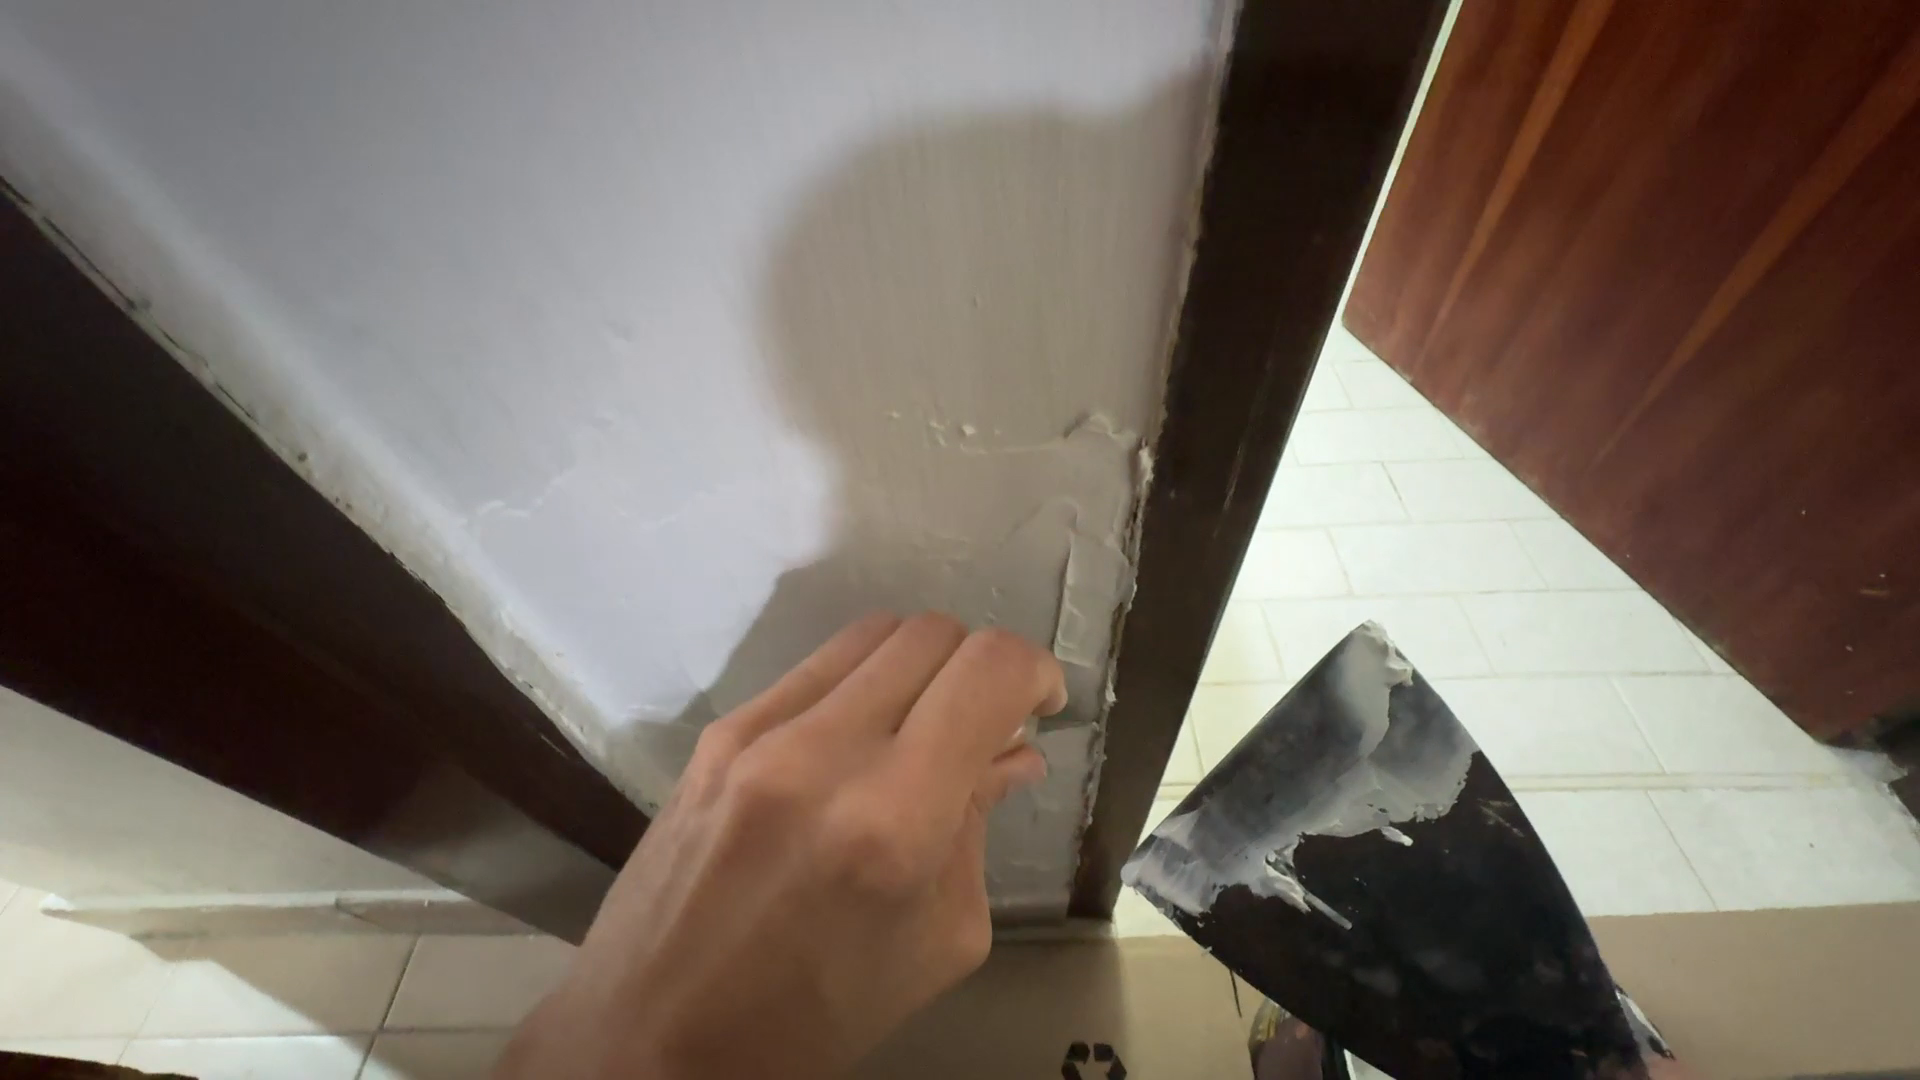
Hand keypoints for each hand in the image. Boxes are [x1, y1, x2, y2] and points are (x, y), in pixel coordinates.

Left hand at [497, 612, 1065, 1079]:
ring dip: (925, 663)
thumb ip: (979, 823)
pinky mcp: (723, 729)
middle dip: (982, 665)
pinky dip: (867, 680)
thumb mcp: (938, 937)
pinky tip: (865, 730)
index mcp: (895, 819)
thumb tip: (1012, 750)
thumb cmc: (818, 1011)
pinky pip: (822, 664)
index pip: (989, 672)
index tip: (1041, 703)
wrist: (653, 1035)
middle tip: (986, 718)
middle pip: (936, 633)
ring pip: (879, 632)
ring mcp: (763, 731)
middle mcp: (826, 753)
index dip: (1035, 670)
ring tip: (926, 719)